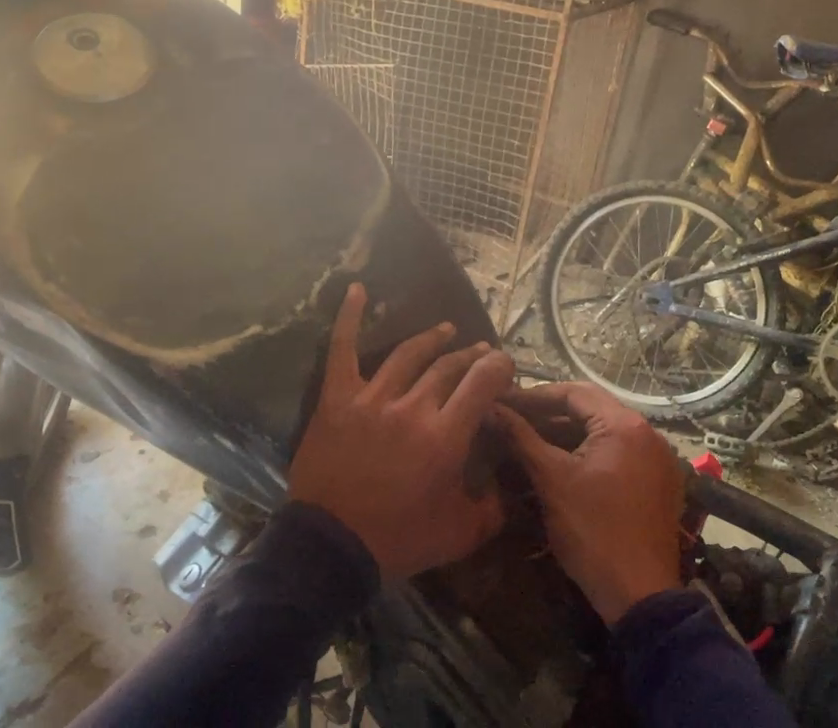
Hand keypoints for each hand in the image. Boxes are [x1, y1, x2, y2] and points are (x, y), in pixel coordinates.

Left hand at [289, 284, 514, 579]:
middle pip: (449, 367)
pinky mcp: (338, 398)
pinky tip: (356, 290)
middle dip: (471, 357)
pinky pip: (343, 349)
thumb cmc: (399, 541)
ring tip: (446, 330)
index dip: (499, 368)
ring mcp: (372, 398)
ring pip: (409, 354)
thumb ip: (492, 507)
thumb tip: (505, 484)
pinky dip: (349, 318)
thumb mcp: (461, 533)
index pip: (482, 383)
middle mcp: (413, 407)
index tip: (505, 366)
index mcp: (446, 436)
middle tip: (481, 354)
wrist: (331, 546)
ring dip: (432, 339)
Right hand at [496, 383, 684, 623]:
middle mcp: (647, 433)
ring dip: (566, 432)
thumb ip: (521, 437)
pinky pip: (617, 452)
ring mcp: (656, 458)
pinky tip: (558, 461)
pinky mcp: (656, 481)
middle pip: (591, 408)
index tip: (503, 401)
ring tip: (528, 438)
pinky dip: (587, 450)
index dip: (534, 395)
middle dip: (549, 412)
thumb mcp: (551, 480)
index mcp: (625, 425)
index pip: (574, 392)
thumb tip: (491, 409)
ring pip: (603, 431)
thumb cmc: (593, 531)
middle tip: (512, 418)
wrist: (640, 595)